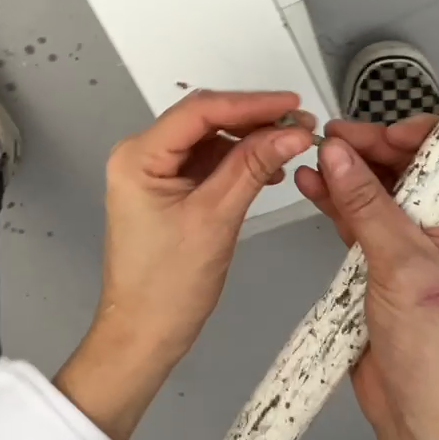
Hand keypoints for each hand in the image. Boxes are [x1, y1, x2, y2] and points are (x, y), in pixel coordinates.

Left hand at [55, 90, 314, 439]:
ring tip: (292, 142)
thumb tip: (291, 132)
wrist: (143, 336)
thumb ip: (252, 168)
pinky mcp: (167, 187)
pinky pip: (206, 162)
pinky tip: (268, 169)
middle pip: (204, 120)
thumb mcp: (216, 219)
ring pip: (209, 139)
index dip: (249, 103)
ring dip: (249, 140)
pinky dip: (237, 162)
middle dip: (253, 119)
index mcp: (138, 155)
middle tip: (300, 122)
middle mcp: (140, 154)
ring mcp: (153, 171)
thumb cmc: (169, 286)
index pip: (200, 111)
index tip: (292, 103)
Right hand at [296, 117, 438, 439]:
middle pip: (412, 171)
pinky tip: (311, 187)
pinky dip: (335, 204)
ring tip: (314, 155)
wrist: (420, 422)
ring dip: (347, 174)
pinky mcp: (383, 268)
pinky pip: (359, 222)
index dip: (423, 136)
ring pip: (380, 194)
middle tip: (334, 138)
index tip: (382, 130)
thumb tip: (336, 152)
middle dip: (372, 151)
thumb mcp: (403, 266)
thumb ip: (366, 203)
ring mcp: (414, 250)